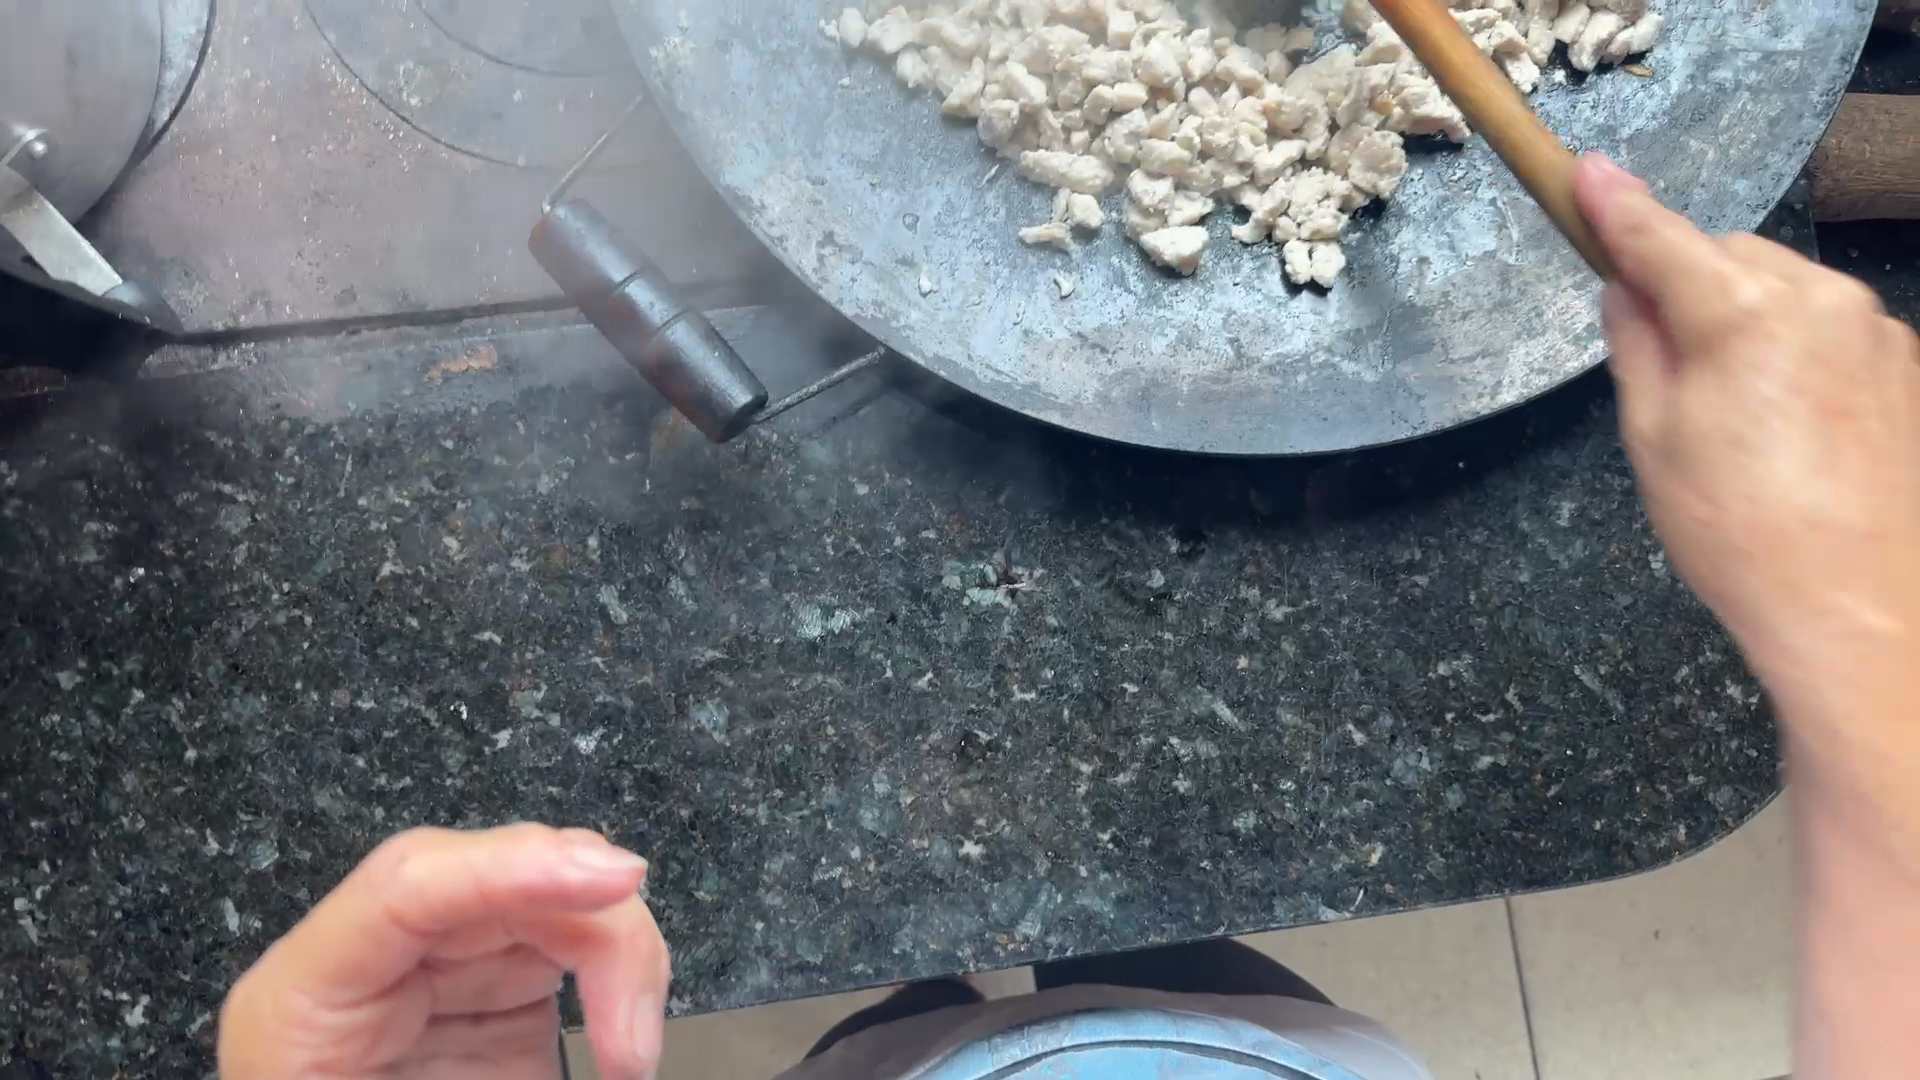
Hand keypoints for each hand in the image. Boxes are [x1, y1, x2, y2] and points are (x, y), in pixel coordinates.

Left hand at [218, 825, 667, 1079]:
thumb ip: (504, 1066)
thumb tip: (625, 1050)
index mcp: (304, 1003)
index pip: (408, 887)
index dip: (521, 866)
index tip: (620, 884)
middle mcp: (376, 957)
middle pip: (508, 874)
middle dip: (599, 925)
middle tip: (635, 1036)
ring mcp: (440, 961)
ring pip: (555, 889)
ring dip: (621, 951)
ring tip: (634, 1051)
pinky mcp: (497, 979)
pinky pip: (573, 931)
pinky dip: (620, 970)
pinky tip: (626, 1031)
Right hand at [1574, 156, 1919, 823]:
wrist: (1859, 598)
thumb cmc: (1729, 520)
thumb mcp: (1650, 434)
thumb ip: (1637, 348)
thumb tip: (1624, 291)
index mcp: (1749, 318)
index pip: (1666, 243)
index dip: (1618, 207)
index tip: (1584, 170)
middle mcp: (1827, 302)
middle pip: (1729, 256)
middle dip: (1675, 273)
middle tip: (1628, 328)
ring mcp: (1877, 331)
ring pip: (1776, 285)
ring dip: (1724, 308)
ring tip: (1693, 389)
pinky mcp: (1901, 364)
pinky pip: (1817, 322)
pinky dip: (1770, 336)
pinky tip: (1753, 406)